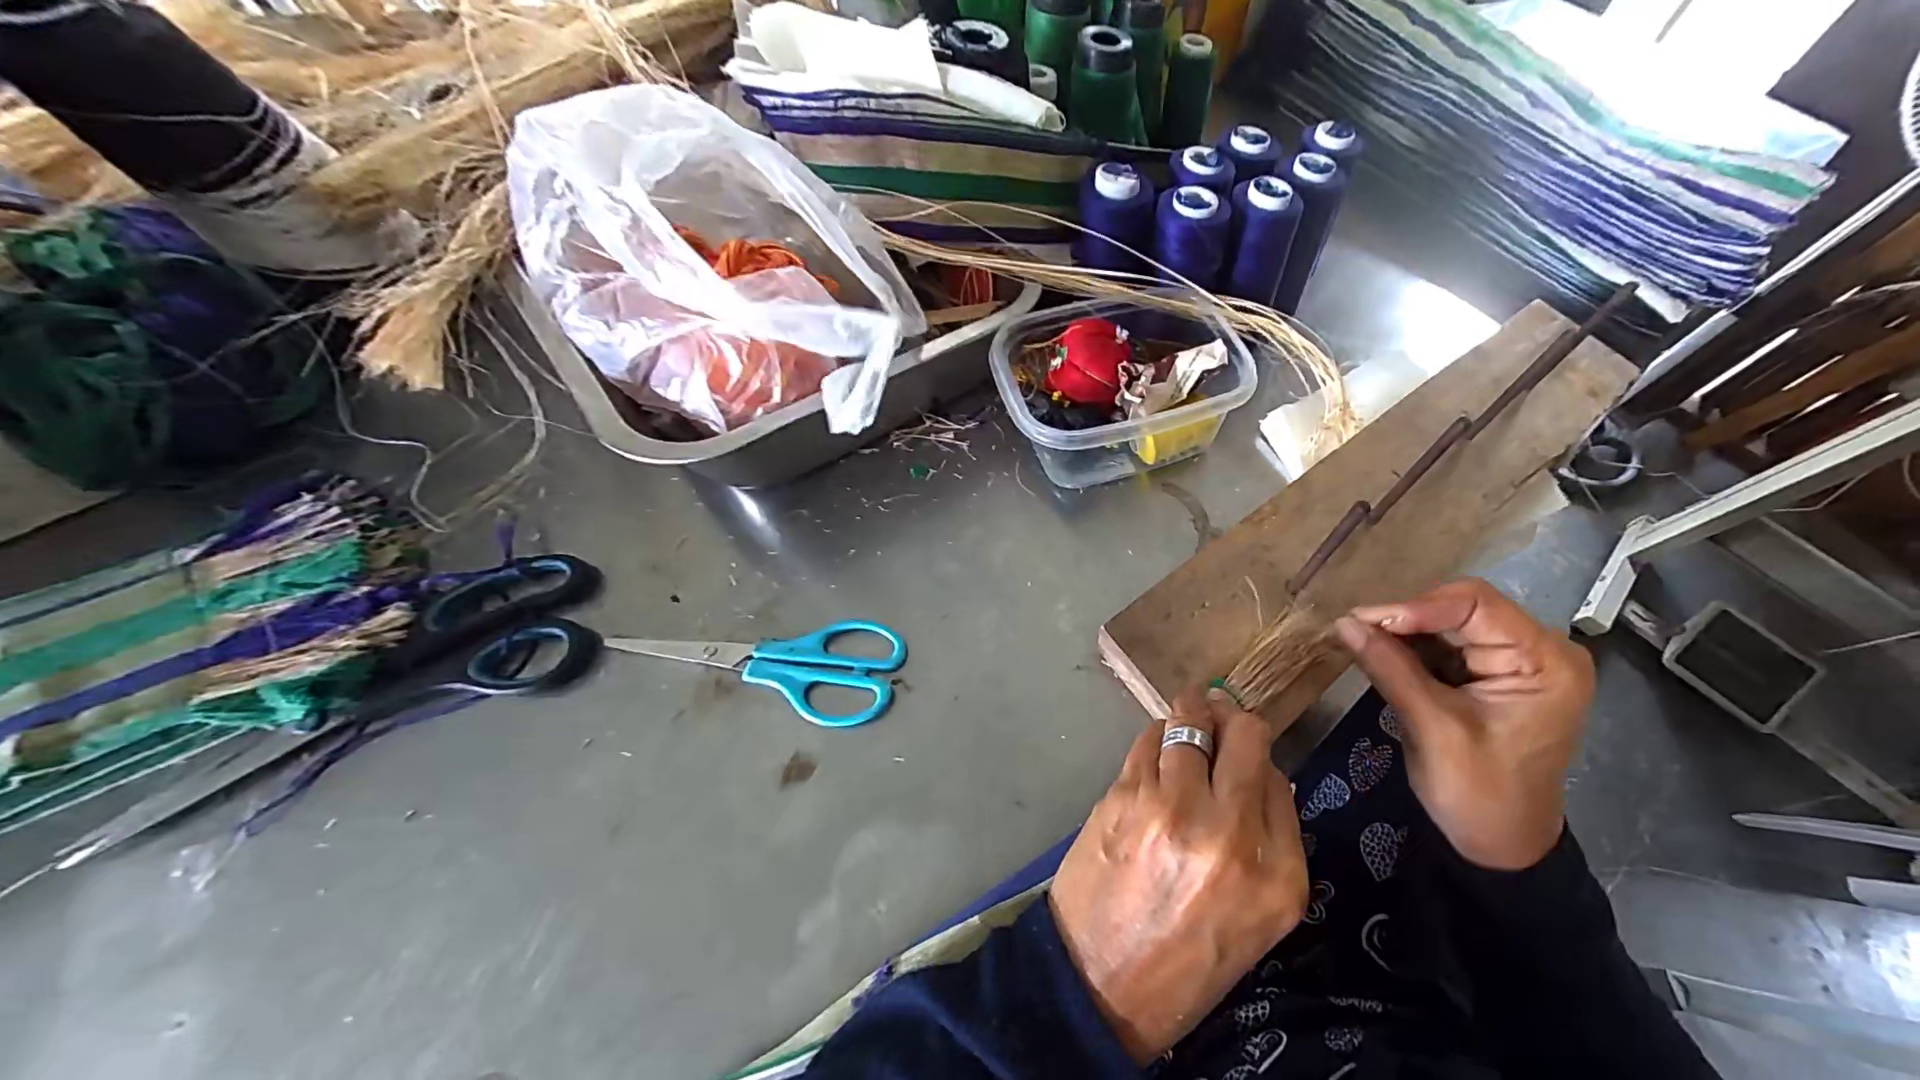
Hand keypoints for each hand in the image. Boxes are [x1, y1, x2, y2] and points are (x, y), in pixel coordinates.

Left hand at [1049, 688, 1308, 1063]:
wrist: (1103, 982)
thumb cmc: (1188, 956)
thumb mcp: (1257, 917)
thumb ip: (1269, 840)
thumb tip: (1256, 771)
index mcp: (1278, 873)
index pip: (1278, 776)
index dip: (1256, 752)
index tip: (1242, 741)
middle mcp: (1230, 833)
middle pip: (1242, 736)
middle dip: (1229, 714)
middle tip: (1216, 704)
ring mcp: (1172, 810)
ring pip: (1187, 726)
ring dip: (1187, 715)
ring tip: (1185, 714)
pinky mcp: (1125, 797)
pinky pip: (1148, 742)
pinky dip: (1155, 736)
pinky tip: (1155, 745)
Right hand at [1335, 578, 1594, 870]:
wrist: (1499, 842)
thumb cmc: (1478, 791)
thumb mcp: (1431, 727)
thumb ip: (1390, 668)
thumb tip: (1342, 622)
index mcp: (1544, 662)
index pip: (1475, 605)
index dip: (1415, 607)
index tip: (1362, 621)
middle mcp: (1537, 650)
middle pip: (1461, 607)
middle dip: (1404, 617)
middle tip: (1352, 630)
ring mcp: (1514, 660)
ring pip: (1446, 621)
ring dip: (1400, 630)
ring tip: (1356, 639)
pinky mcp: (1489, 672)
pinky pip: (1443, 642)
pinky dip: (1407, 645)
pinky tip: (1376, 651)